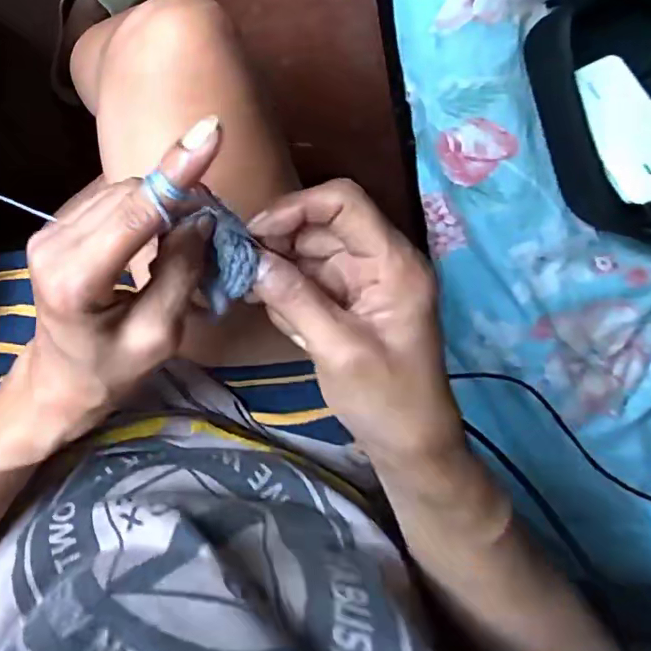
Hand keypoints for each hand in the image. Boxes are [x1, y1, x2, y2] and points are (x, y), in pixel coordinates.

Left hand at [4, 116, 220, 456]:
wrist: (56, 377)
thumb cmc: (109, 371)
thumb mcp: (157, 337)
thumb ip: (179, 273)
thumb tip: (200, 215)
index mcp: (75, 281)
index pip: (132, 215)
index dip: (174, 172)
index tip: (209, 132)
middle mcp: (51, 246)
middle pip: (127, 196)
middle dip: (174, 195)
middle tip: (211, 219)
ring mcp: (46, 232)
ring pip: (116, 191)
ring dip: (157, 199)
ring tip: (182, 231)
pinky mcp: (51, 227)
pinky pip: (104, 198)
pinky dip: (136, 205)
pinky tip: (152, 228)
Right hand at [247, 179, 464, 471]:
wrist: (411, 448)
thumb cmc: (387, 401)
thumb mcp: (339, 351)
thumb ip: (294, 299)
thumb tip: (249, 259)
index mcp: (392, 264)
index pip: (343, 202)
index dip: (295, 207)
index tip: (255, 234)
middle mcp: (376, 261)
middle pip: (316, 222)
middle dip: (275, 239)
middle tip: (240, 266)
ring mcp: (357, 278)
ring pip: (302, 246)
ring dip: (273, 264)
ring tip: (251, 294)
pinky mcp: (340, 296)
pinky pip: (301, 273)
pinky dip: (279, 286)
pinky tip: (275, 314)